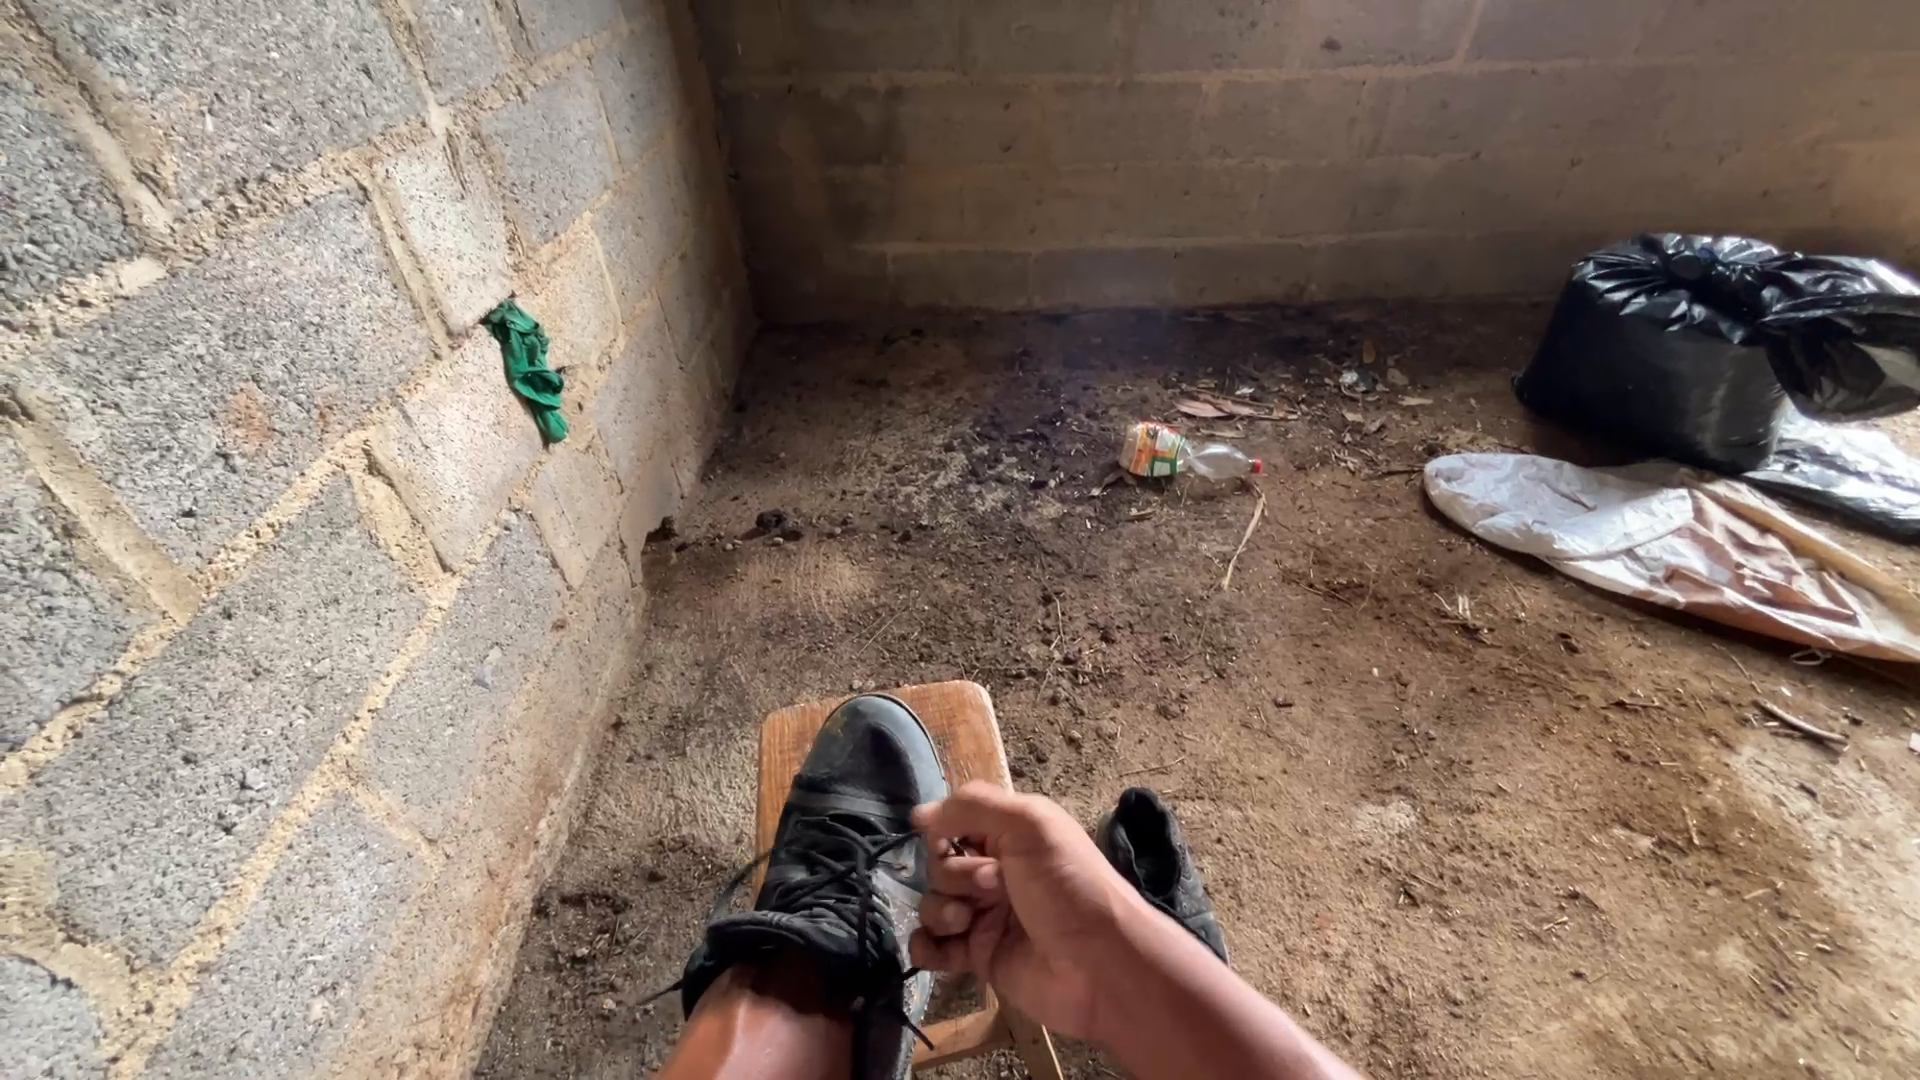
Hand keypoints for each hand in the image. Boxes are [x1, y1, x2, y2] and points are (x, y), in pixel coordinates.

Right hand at [909, 783, 1142, 1039]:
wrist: (1100, 965)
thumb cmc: (1067, 883)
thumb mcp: (1027, 824)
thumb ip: (972, 806)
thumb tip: (918, 815)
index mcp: (1008, 833)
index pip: (954, 822)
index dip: (944, 831)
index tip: (946, 840)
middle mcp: (994, 870)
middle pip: (939, 865)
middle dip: (955, 874)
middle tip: (994, 885)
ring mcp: (985, 914)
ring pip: (934, 903)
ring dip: (941, 910)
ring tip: (968, 922)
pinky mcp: (979, 956)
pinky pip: (933, 947)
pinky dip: (927, 946)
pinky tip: (938, 947)